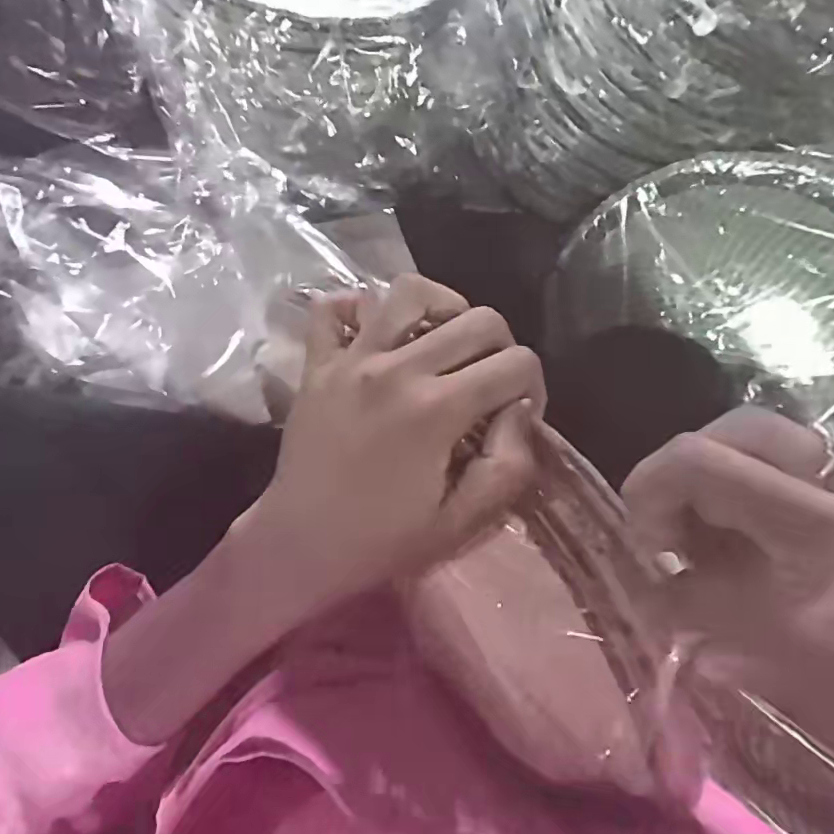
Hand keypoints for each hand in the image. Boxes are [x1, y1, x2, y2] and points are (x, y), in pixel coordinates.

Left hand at [227, 275, 545, 619]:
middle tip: (489, 381)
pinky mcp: (318, 361)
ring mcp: (352, 358)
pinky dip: (361, 308)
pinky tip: (379, 335)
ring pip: (409, 290)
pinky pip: (335, 306)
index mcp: (437, 410)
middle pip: (479, 319)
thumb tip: (520, 410)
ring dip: (443, 310)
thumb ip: (508, 464)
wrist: (299, 543)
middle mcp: (397, 369)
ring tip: (443, 344)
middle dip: (503, 347)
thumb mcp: (462, 521)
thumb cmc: (384, 540)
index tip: (518, 414)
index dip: (533, 386)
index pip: (516, 364)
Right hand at [624, 408, 833, 833]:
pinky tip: (799, 515)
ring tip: (710, 510)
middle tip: (646, 536)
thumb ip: (789, 731)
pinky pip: (825, 447)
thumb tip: (714, 680)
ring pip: (762, 432)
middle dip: (648, 492)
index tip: (638, 623)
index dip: (645, 609)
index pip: (686, 595)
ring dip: (714, 462)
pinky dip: (782, 468)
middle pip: (701, 463)